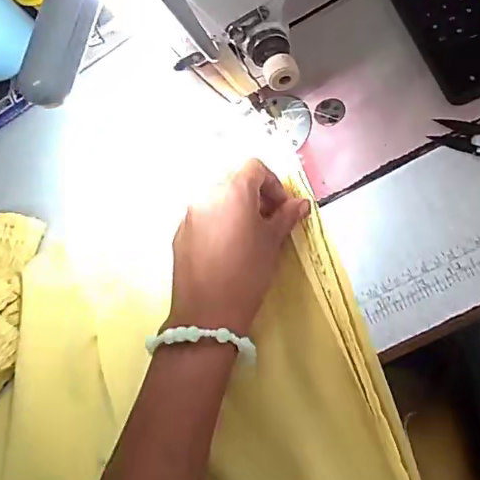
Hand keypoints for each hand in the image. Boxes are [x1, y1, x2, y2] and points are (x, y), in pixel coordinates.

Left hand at [166, 159, 310, 336]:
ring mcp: (189, 213)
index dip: (274, 183)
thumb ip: (285, 217)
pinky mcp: (180, 232)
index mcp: (232, 191)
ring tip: (250, 234)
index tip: (282, 207)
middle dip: (255, 194)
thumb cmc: (247, 273)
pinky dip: (220, 221)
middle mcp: (206, 194)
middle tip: (270, 219)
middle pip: (234, 180)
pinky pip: (204, 215)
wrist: (208, 312)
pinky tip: (229, 247)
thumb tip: (300, 204)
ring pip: (217, 197)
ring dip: (237, 207)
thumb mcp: (272, 242)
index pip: (255, 168)